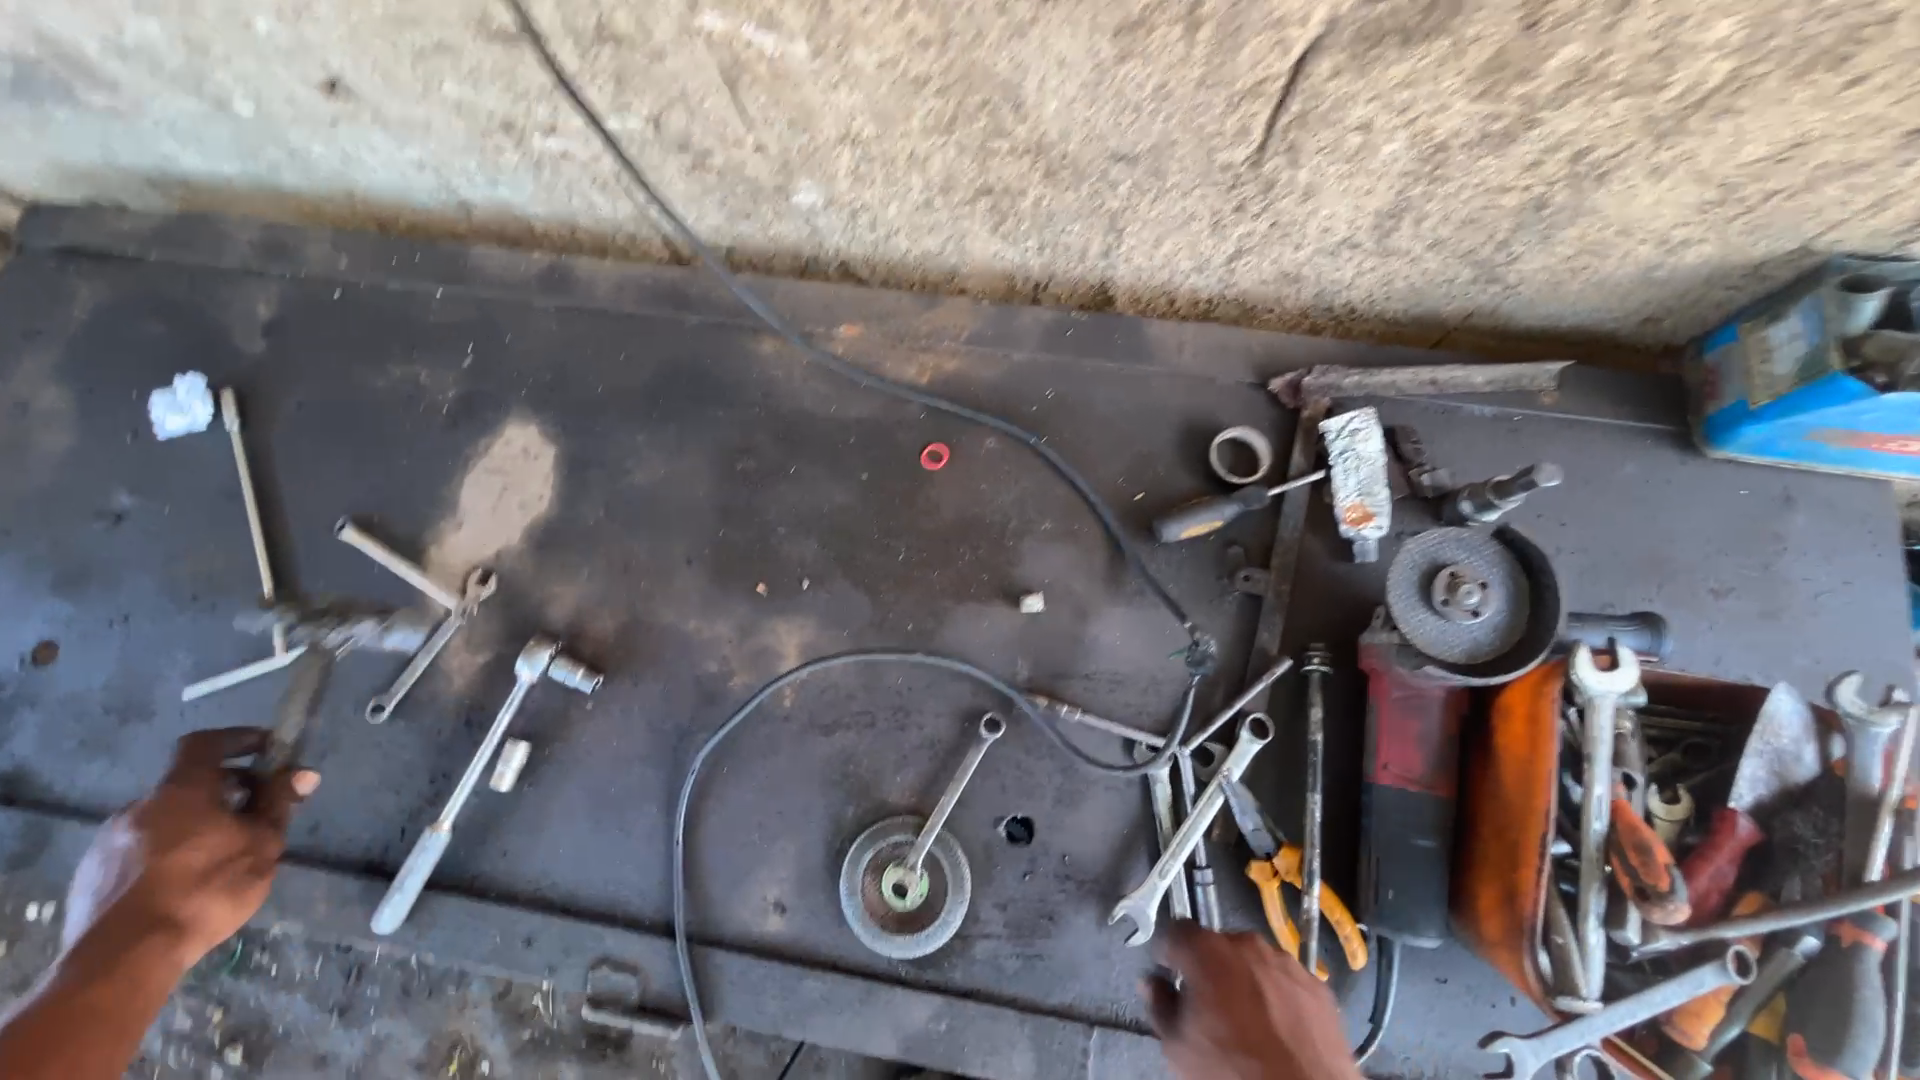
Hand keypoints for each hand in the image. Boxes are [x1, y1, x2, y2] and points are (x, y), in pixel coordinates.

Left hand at [61, 728, 319, 968]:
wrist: (124, 956)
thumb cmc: (205, 889)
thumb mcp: (261, 843)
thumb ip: (278, 804)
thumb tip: (301, 773)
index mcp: (179, 792)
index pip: (204, 744)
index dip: (238, 739)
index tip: (267, 748)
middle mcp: (137, 808)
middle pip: (187, 784)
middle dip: (226, 791)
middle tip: (257, 813)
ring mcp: (107, 843)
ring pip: (164, 819)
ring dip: (197, 823)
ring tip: (226, 853)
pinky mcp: (92, 876)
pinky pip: (141, 849)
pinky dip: (171, 850)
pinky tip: (189, 881)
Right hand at [1142, 922, 1361, 1079]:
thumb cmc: (1232, 1072)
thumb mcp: (1177, 1047)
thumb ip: (1159, 1005)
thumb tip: (1153, 984)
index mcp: (1207, 951)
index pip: (1176, 930)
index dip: (1169, 952)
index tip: (1170, 974)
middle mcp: (1247, 945)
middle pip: (1218, 945)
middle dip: (1210, 968)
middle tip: (1209, 1006)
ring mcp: (1287, 963)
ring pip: (1255, 962)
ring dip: (1246, 980)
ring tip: (1249, 1022)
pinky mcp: (1319, 987)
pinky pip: (1287, 982)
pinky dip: (1279, 997)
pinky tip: (1280, 1030)